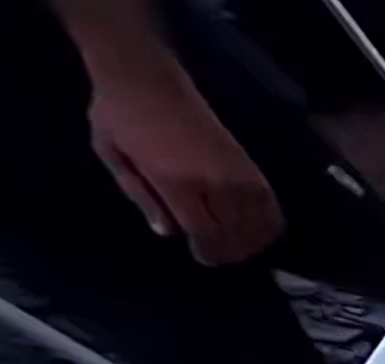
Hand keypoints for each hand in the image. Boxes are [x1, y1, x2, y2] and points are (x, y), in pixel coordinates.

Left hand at [87, 73, 284, 265]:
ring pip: (259, 229)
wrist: (151, 83)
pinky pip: (273, 215)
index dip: (208, 252)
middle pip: (236, 236)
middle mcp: (217, 185)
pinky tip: (257, 232)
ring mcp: (243, 181)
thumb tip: (169, 233)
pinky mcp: (258, 177)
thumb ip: (140, 196)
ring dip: (252, 244)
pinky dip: (269, 229)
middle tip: (220, 256)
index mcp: (177, 181)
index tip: (204, 258)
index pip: (205, 233)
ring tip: (239, 247)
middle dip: (230, 252)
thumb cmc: (122, 117)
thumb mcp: (111, 154)